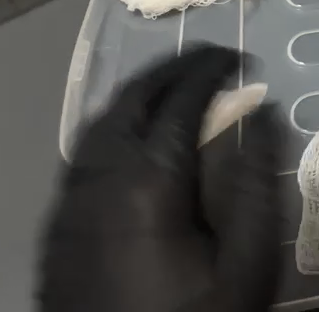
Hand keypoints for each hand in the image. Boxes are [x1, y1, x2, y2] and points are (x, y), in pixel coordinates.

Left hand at [39, 44, 281, 311]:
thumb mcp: (246, 259)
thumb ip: (256, 178)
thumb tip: (262, 111)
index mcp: (150, 180)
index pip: (182, 97)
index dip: (214, 68)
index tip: (243, 59)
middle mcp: (101, 180)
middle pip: (133, 98)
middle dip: (174, 68)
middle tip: (213, 63)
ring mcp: (70, 205)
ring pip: (99, 122)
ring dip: (140, 93)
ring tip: (177, 88)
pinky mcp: (56, 230)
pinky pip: (82, 154)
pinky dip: (115, 126)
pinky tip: (138, 137)